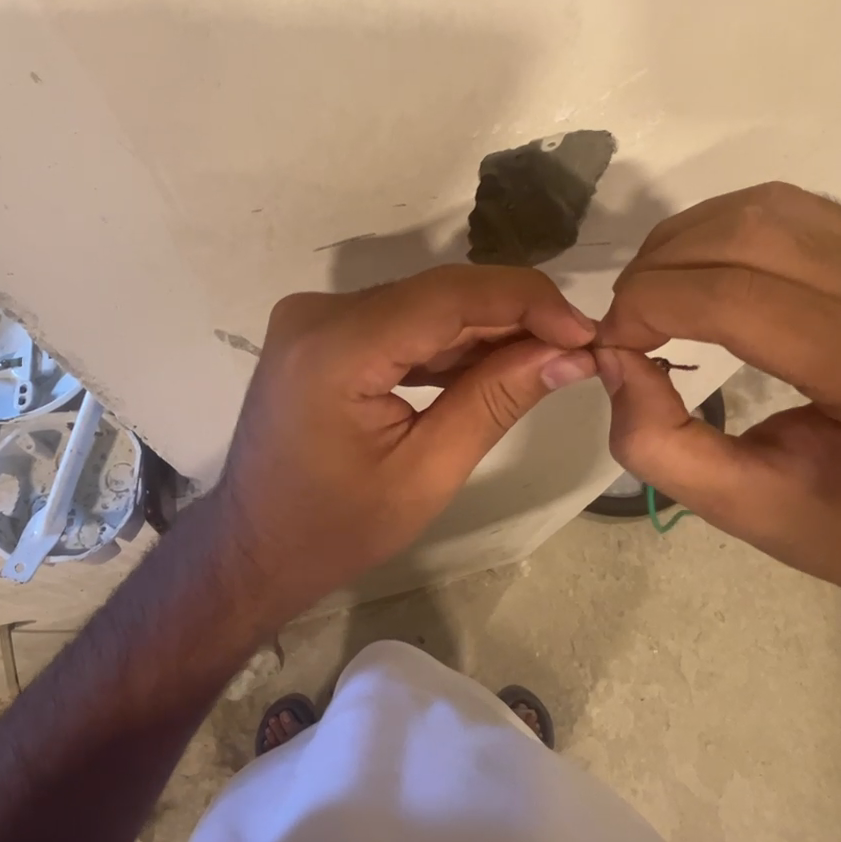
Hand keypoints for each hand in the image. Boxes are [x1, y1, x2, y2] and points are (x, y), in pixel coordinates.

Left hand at [211, 264, 597, 625]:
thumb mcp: (427, 473)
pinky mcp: (320, 330)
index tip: (586, 330)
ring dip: (484, 329)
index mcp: (336, 349)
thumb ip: (496, 400)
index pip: (448, 296)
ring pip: (422, 304)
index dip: (525, 302)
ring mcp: (314, 317)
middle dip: (512, 317)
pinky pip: (397, 321)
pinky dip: (445, 340)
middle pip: (437, 294)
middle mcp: (319, 313)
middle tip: (577, 349)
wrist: (253, 546)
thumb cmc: (335, 529)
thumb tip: (572, 353)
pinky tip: (491, 363)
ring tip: (546, 359)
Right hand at [596, 183, 840, 646]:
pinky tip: (700, 274)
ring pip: (769, 208)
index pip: (736, 298)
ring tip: (654, 294)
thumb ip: (659, 441)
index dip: (649, 306)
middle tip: (625, 321)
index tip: (607, 343)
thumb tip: (608, 355)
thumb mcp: (745, 512)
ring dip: (688, 240)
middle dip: (660, 267)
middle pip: (751, 233)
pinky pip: (794, 212)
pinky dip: (726, 231)